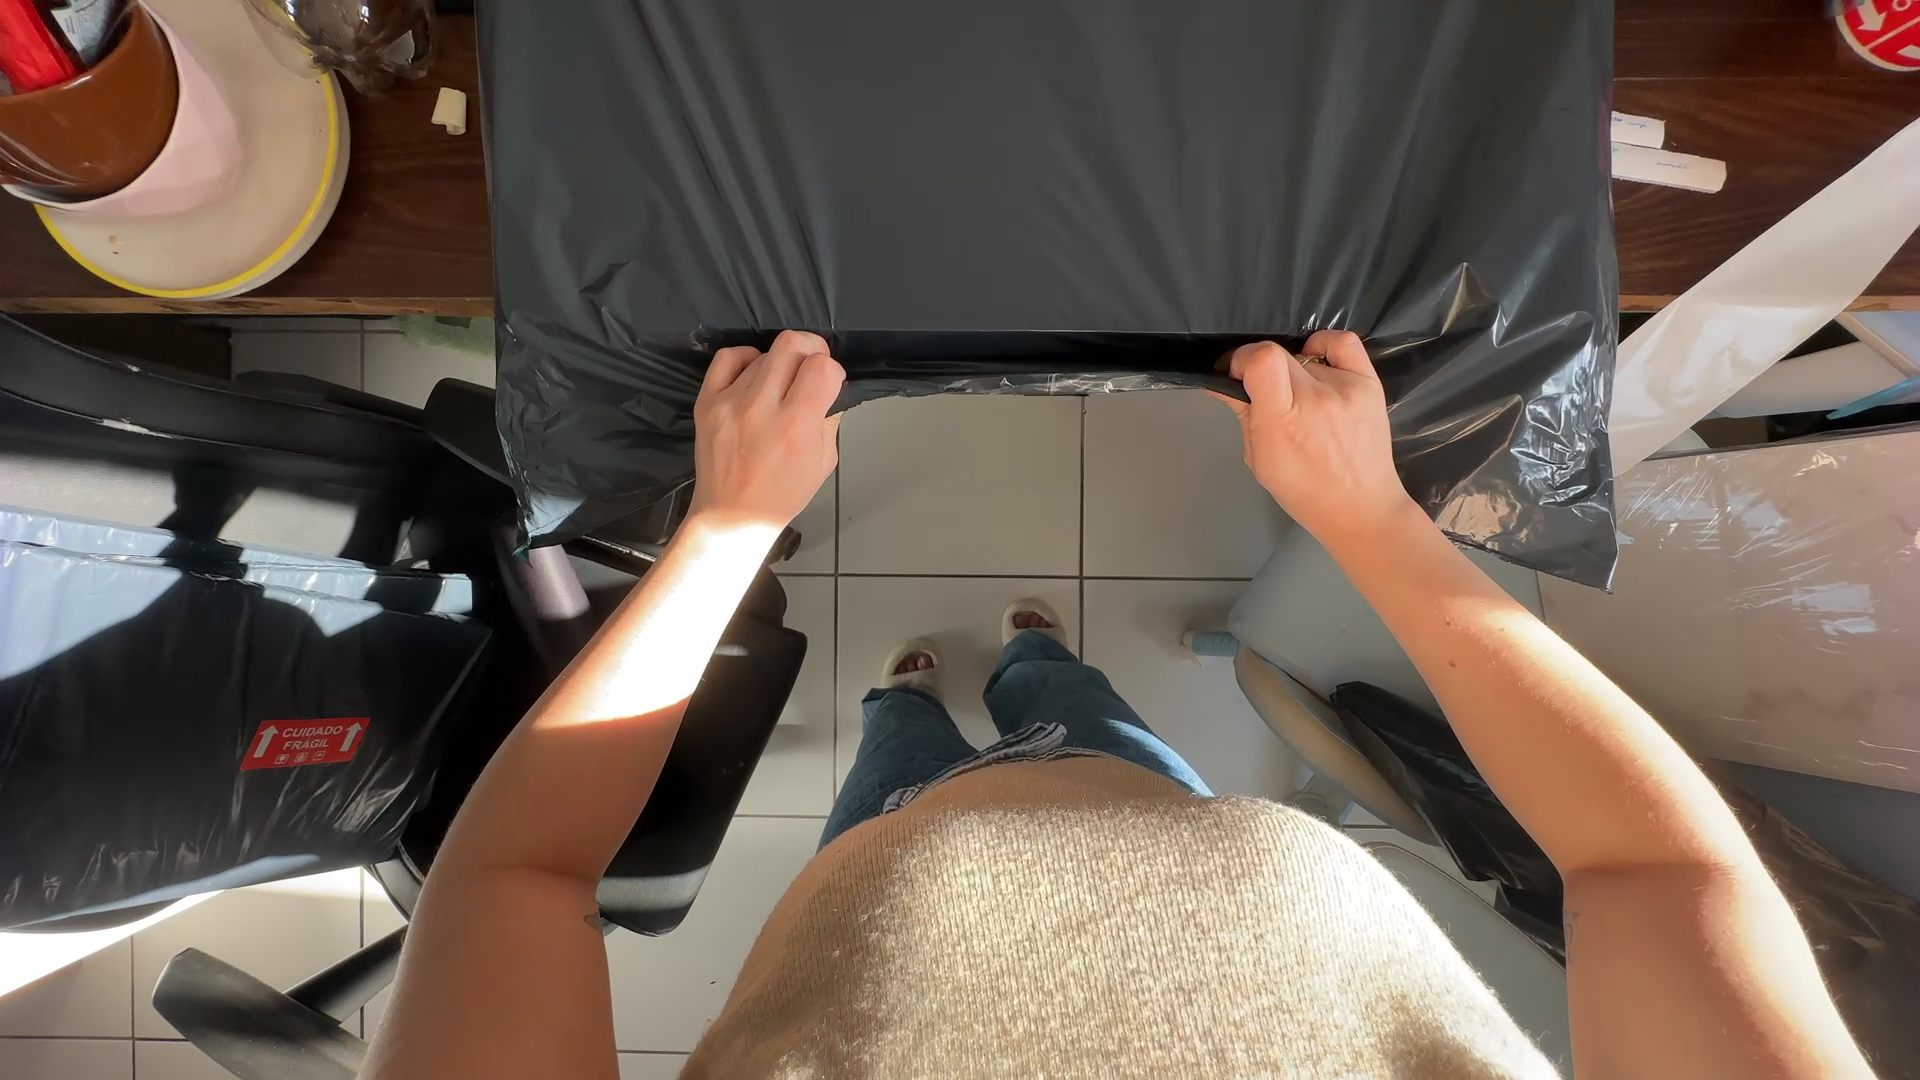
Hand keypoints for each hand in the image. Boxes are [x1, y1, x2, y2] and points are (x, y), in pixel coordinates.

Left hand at [688, 330, 845, 530]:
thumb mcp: (824, 462)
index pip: (823, 367)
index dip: (833, 370)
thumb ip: (829, 420)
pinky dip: (747, 358)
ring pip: (764, 354)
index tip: (830, 383)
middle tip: (812, 367)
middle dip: (811, 350)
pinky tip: (756, 374)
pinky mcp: (707, 401)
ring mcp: (730, 402)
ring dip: (781, 364)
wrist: (733, 514)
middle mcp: (761, 408)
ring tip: (781, 387)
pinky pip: (728, 358)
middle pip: (792, 345)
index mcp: (796, 427)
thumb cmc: (782, 494)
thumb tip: (829, 389)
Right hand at [1215, 331, 1419, 546]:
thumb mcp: (1257, 458)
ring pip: (1304, 357)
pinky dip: (1322, 345)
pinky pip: (1342, 342)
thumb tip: (1222, 382)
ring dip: (1292, 372)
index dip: (1242, 359)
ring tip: (1298, 396)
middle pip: (1278, 354)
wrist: (1359, 505)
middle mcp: (1315, 398)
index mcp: (1282, 421)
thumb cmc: (1301, 489)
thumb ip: (1243, 414)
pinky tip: (1316, 360)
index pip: (1262, 360)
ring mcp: (1346, 388)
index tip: (1237, 376)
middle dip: (1260, 367)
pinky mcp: (1369, 382)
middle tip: (1264, 392)